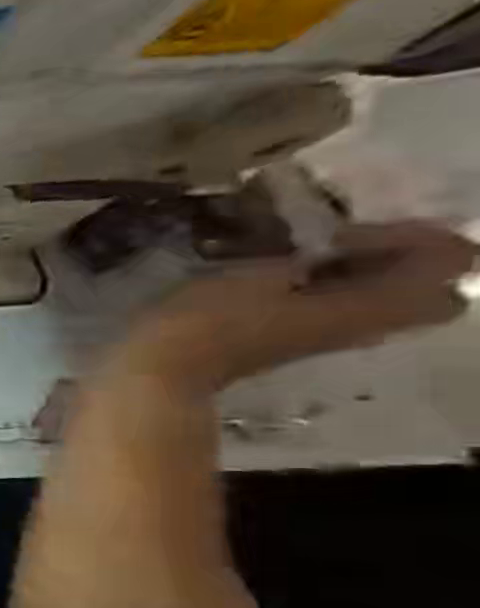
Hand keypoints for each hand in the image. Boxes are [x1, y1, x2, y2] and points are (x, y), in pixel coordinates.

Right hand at [113, 222, 475, 394]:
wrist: (158, 374)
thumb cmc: (203, 322)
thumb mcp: (254, 274)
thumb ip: (308, 255)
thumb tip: (329, 247)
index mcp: (371, 306)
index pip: (450, 260)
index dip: (410, 235)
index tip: (343, 233)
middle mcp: (366, 325)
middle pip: (428, 288)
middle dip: (399, 258)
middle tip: (341, 243)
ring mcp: (326, 337)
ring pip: (381, 298)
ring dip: (356, 271)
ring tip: (302, 256)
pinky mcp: (291, 342)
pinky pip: (337, 308)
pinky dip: (323, 287)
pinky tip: (276, 278)